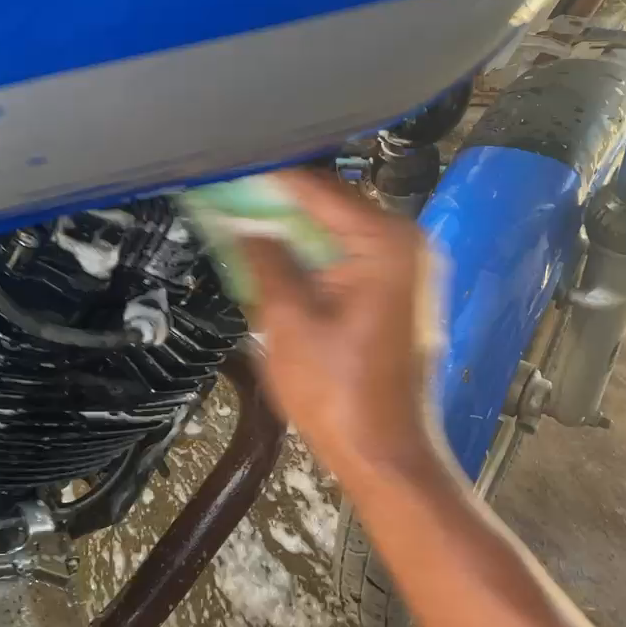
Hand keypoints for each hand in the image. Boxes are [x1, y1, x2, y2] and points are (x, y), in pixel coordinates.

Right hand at [235, 169, 449, 474]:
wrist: (384, 453)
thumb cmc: (337, 392)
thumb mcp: (285, 319)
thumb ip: (262, 258)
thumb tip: (239, 221)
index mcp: (384, 242)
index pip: (314, 188)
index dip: (262, 180)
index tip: (218, 173)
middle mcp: (405, 242)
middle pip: (326, 204)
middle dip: (273, 202)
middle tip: (221, 197)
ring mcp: (406, 266)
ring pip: (333, 228)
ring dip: (288, 227)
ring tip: (236, 220)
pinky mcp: (397, 289)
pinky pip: (344, 253)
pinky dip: (308, 251)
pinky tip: (271, 254)